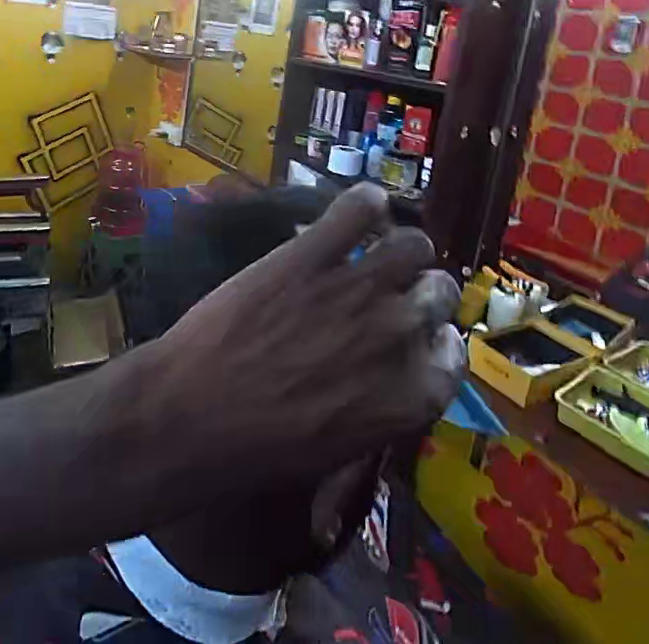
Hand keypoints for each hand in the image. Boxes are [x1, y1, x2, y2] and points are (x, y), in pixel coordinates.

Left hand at [118, 183, 461, 490]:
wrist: (195, 413)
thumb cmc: (263, 445)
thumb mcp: (344, 446)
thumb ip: (384, 402)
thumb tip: (392, 370)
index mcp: (414, 393)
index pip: (453, 350)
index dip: (435, 337)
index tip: (418, 332)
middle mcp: (401, 333)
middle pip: (438, 290)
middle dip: (421, 289)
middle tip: (393, 288)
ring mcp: (357, 287)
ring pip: (411, 244)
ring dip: (402, 245)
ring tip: (380, 245)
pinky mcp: (311, 255)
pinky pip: (359, 209)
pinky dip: (367, 202)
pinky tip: (361, 207)